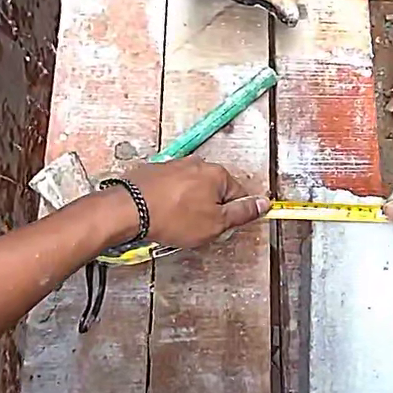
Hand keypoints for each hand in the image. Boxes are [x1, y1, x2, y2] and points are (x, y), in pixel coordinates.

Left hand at [119, 159, 269, 249]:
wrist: (128, 210)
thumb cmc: (172, 217)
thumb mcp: (215, 223)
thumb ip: (242, 212)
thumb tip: (264, 203)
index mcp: (218, 174)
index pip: (239, 195)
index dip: (232, 215)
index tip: (221, 228)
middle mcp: (198, 164)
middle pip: (215, 190)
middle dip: (210, 209)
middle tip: (198, 228)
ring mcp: (175, 165)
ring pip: (193, 188)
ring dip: (189, 204)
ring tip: (177, 223)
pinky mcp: (155, 171)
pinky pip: (172, 188)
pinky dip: (171, 200)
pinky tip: (163, 214)